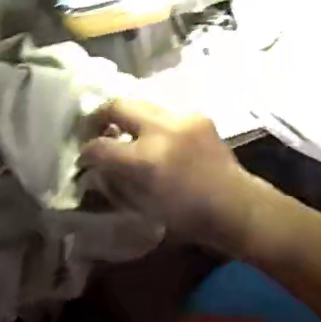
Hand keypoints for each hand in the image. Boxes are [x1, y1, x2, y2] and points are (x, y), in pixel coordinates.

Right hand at [79, 98, 279, 254]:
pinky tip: (158, 137)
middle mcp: (161, 130)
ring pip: (141, 103)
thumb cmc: (190, 218)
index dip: (87, 151)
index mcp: (147, 160)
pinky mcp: (196, 114)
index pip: (101, 146)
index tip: (83, 155)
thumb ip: (118, 180)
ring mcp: (181, 117)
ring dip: (128, 116)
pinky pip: (165, 112)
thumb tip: (98, 165)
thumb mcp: (145, 206)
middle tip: (95, 127)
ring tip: (124, 130)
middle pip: (118, 105)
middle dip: (101, 115)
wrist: (237, 206)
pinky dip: (154, 123)